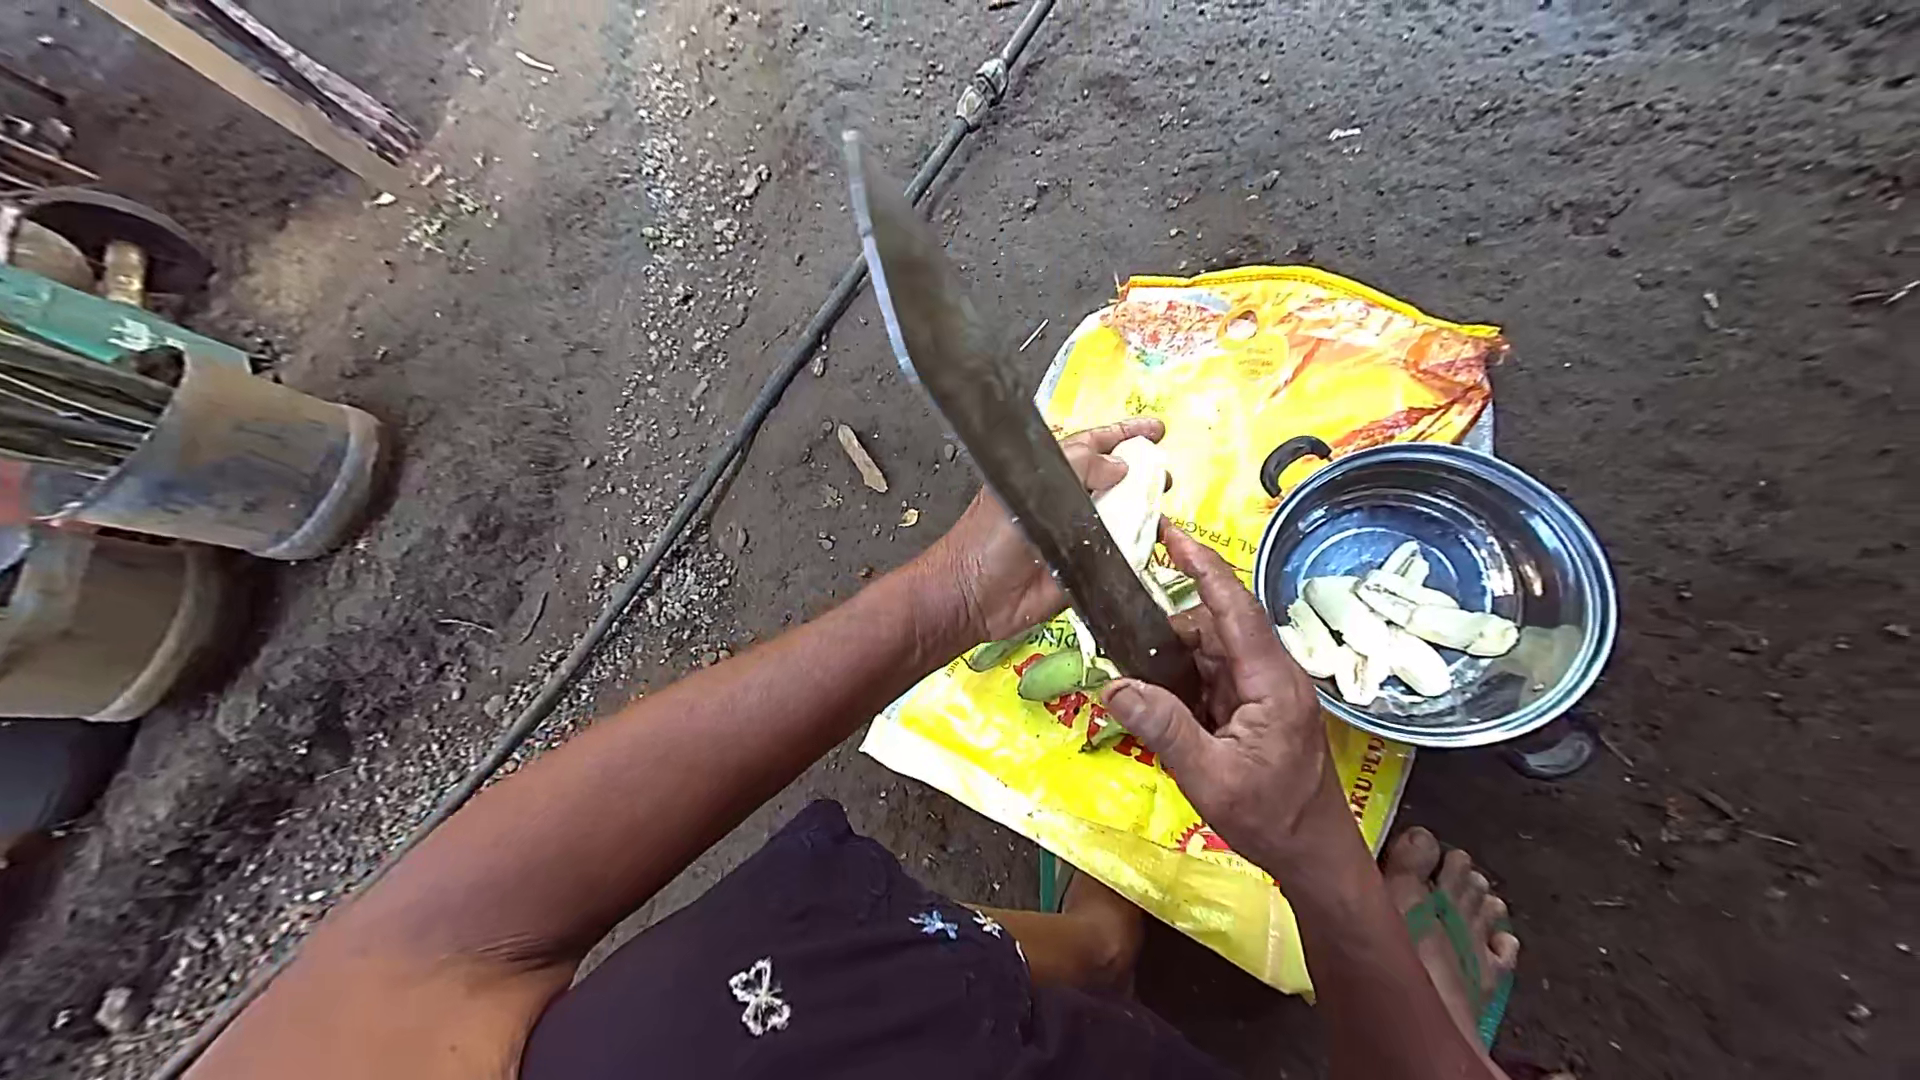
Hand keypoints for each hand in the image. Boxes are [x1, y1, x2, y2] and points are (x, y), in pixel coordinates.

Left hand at [922, 417, 1165, 643]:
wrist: (974, 596)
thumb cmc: (989, 538)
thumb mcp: (1028, 489)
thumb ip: (1075, 468)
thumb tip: (1121, 464)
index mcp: (1047, 475)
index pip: (1092, 445)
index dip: (1123, 434)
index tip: (1157, 428)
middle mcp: (1066, 502)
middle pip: (1114, 479)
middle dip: (1142, 473)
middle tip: (1166, 474)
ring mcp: (1078, 535)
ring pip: (1122, 515)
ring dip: (1145, 509)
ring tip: (1164, 503)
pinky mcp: (1087, 568)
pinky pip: (1120, 554)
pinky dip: (1140, 546)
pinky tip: (1158, 539)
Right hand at [1098, 520, 1356, 879]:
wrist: (1314, 855)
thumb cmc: (1273, 818)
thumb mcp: (1211, 778)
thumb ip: (1164, 728)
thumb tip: (1114, 687)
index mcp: (1271, 681)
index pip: (1235, 607)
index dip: (1202, 565)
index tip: (1170, 532)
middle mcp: (1270, 672)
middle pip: (1213, 626)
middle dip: (1167, 635)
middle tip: (1127, 657)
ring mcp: (1262, 686)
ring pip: (1207, 649)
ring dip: (1172, 662)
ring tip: (1143, 690)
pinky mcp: (1252, 701)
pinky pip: (1209, 672)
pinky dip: (1181, 680)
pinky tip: (1164, 703)